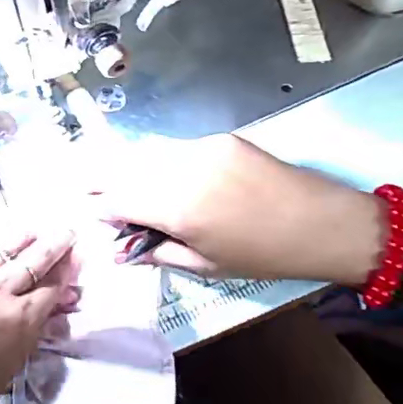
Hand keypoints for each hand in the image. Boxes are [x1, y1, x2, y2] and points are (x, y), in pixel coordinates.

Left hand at [0, 228, 77, 403]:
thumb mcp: (13, 360)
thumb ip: (37, 325)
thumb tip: (60, 300)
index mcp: (19, 318)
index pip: (53, 285)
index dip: (68, 269)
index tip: (77, 255)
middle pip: (36, 259)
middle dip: (56, 244)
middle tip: (67, 232)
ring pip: (4, 246)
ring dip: (24, 236)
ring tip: (35, 230)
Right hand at [87, 134, 383, 285]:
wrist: (320, 221)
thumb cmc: (263, 255)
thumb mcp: (207, 265)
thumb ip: (159, 251)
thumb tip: (124, 249)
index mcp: (177, 209)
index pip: (120, 200)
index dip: (102, 205)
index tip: (89, 209)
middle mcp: (183, 171)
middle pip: (128, 168)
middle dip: (102, 175)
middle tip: (82, 179)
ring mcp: (202, 149)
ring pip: (150, 152)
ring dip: (130, 164)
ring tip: (115, 174)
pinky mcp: (221, 138)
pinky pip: (177, 148)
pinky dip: (161, 159)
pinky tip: (159, 170)